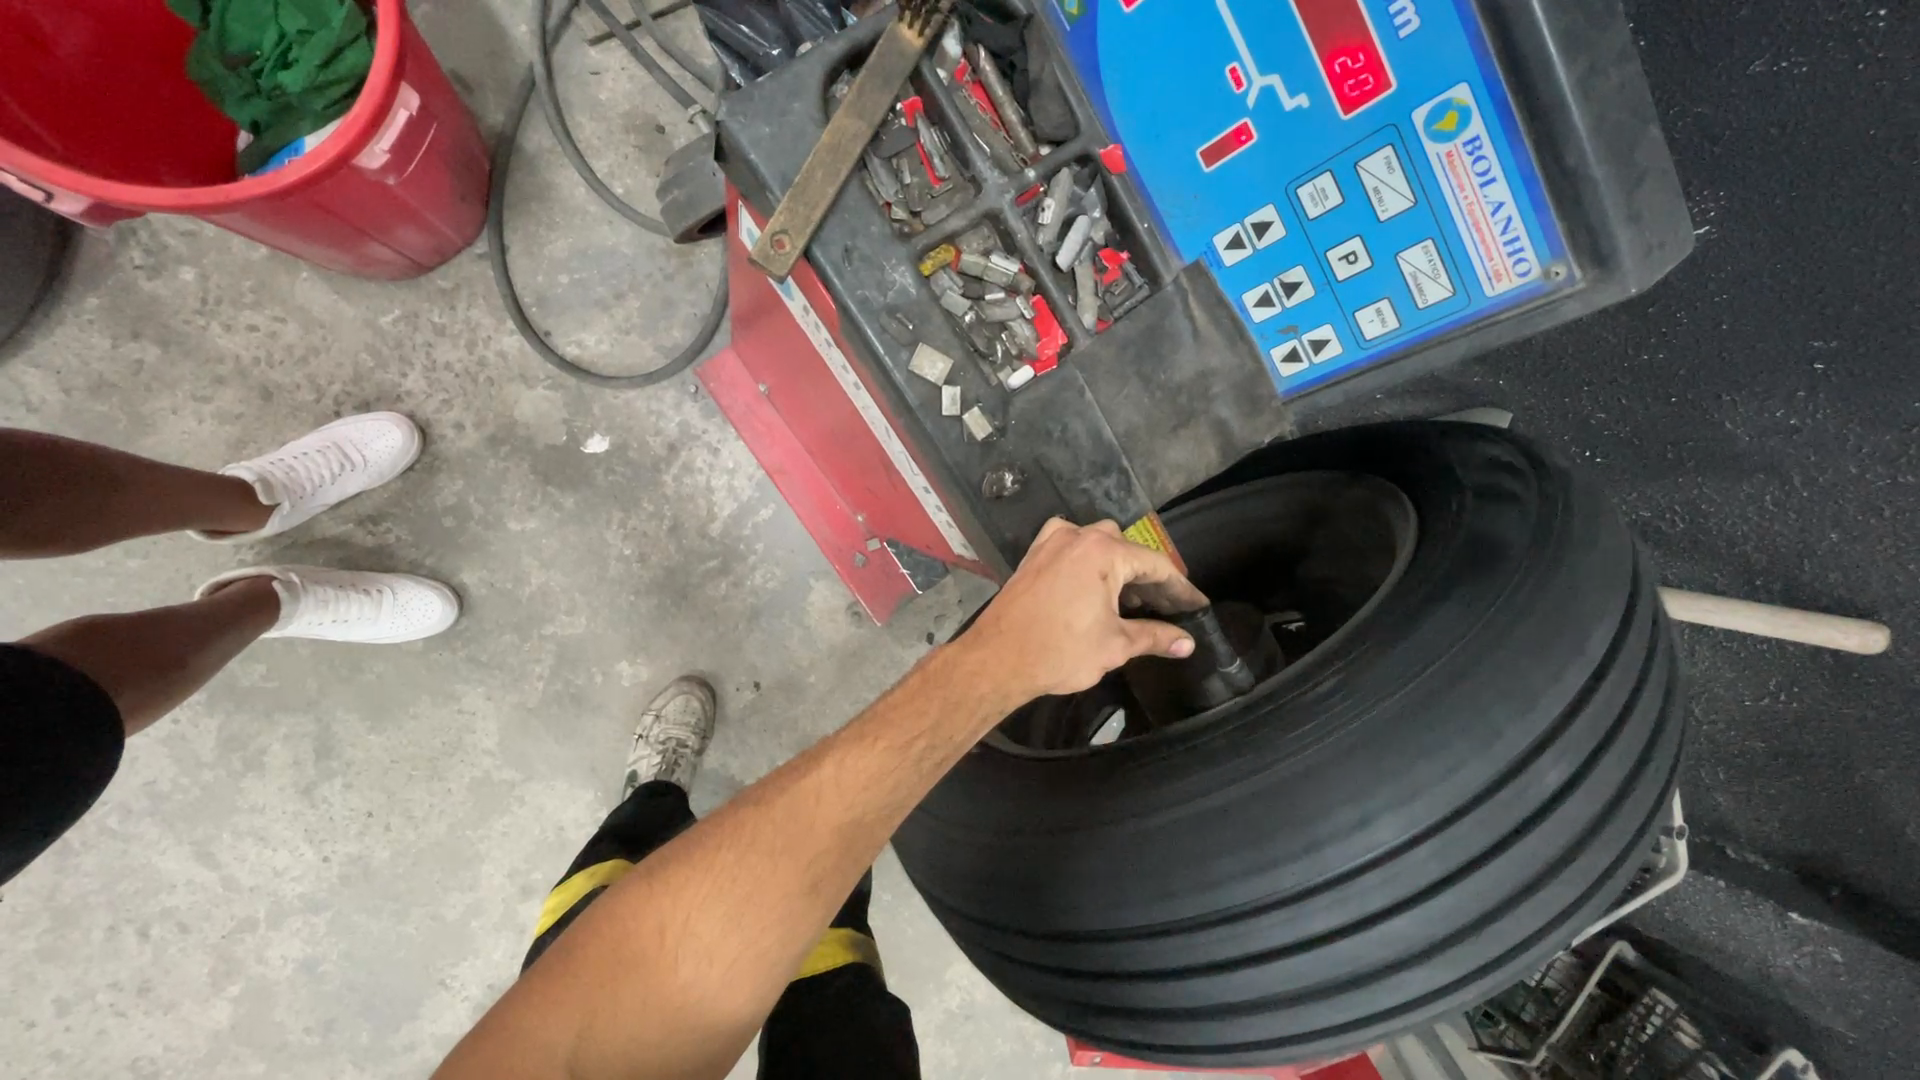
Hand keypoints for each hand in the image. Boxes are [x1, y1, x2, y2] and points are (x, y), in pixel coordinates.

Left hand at [956, 518, 1200, 704]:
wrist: (997, 658)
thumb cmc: (1059, 651)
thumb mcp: (1115, 645)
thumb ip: (1154, 637)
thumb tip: (1186, 643)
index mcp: (1103, 552)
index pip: (1155, 565)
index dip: (1180, 588)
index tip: (1197, 605)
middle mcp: (1078, 537)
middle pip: (1127, 550)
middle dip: (1150, 577)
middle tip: (1167, 606)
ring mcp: (1052, 542)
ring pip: (1099, 543)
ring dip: (1119, 566)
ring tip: (1133, 599)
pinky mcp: (1034, 555)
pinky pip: (1071, 547)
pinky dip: (1088, 560)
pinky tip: (1094, 584)